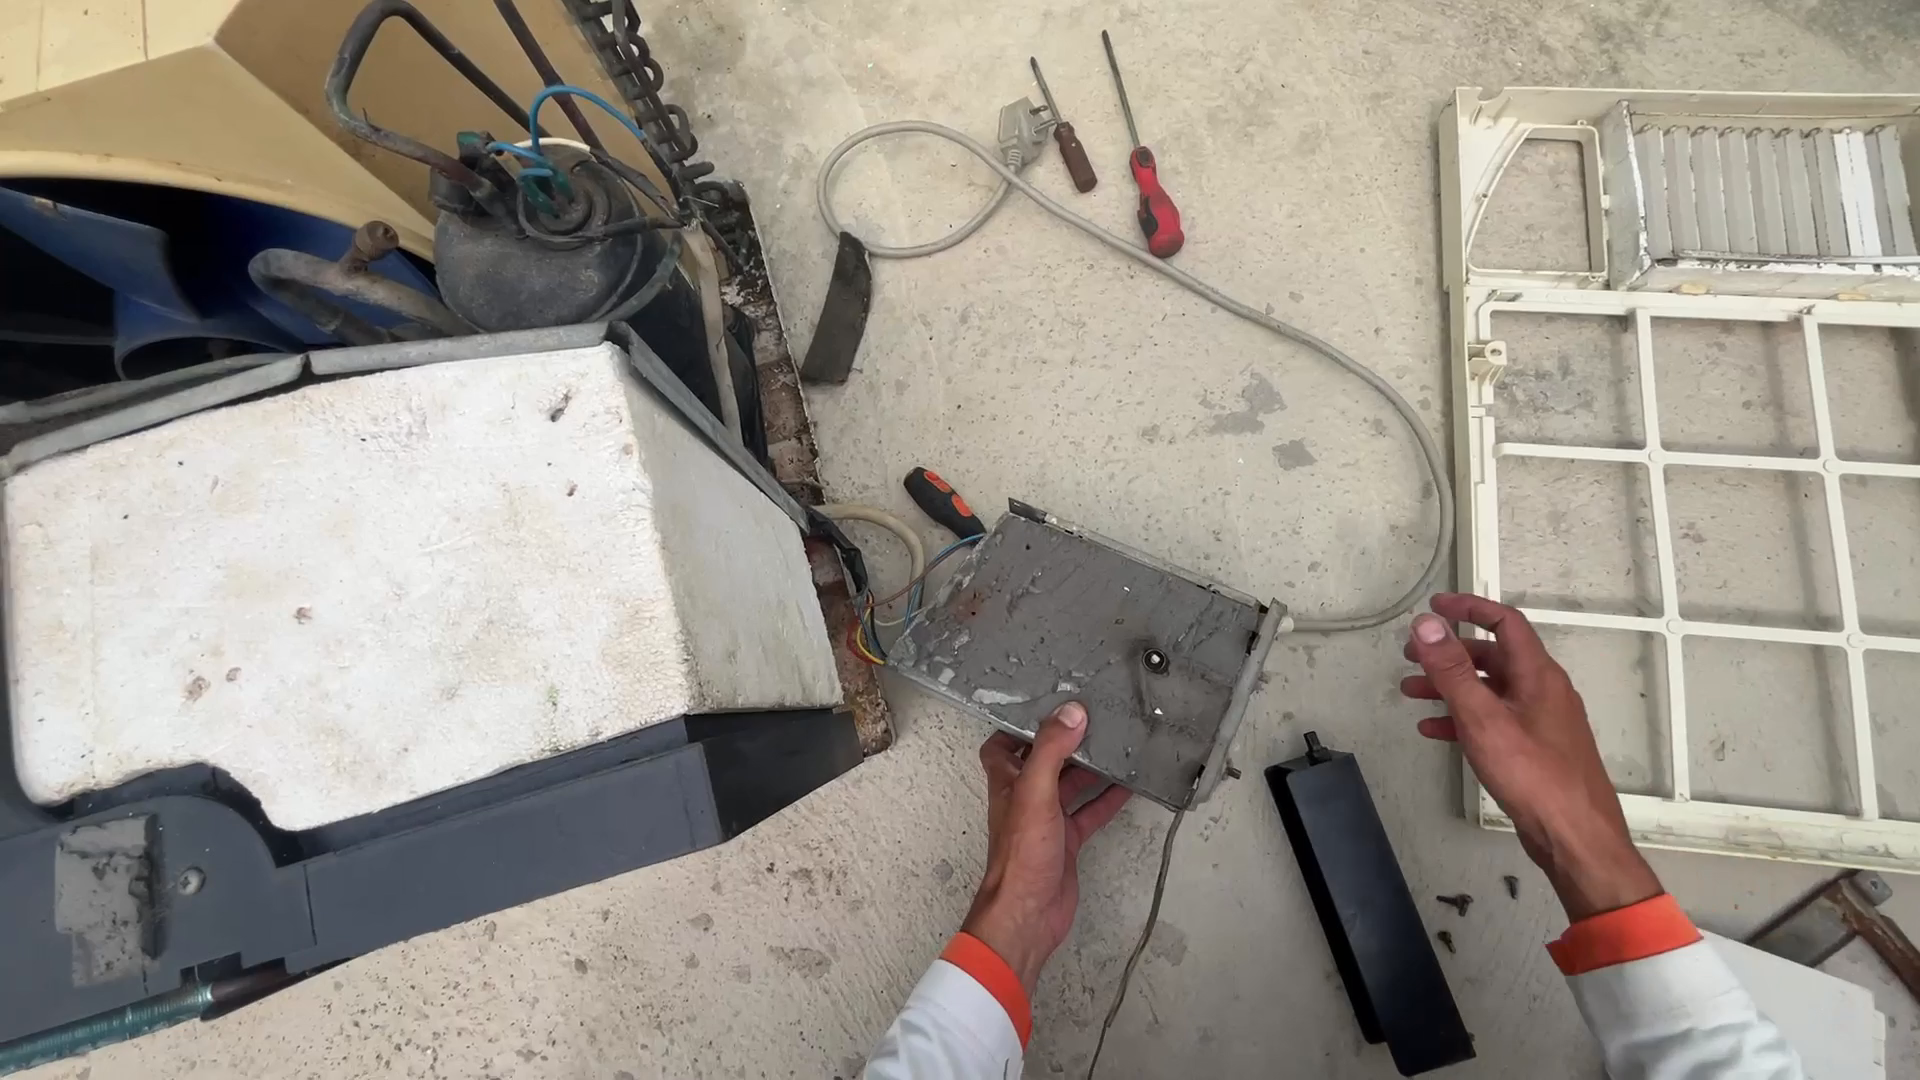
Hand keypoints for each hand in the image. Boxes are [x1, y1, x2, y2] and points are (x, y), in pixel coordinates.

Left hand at [962, 702, 1131, 992]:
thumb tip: (1070, 712)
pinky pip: (1089, 813)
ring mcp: (1046, 820)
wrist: (1028, 913)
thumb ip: (1052, 750)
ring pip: (1069, 785)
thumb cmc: (1020, 856)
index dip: (1016, 726)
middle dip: (1064, 742)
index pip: (1002, 745)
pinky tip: (1127, 789)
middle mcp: (1025, 797)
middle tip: (1091, 720)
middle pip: (1043, 761)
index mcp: (1008, 781)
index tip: (1043, 706)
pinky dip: (1106, 800)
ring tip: (1114, 746)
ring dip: (1089, 769)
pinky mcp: (1066, 840)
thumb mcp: (1035, 792)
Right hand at [1401, 593, 1661, 921]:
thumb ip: (1452, 669)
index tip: (1434, 607)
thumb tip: (1427, 624)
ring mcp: (1539, 720)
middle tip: (1410, 656)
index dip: (1470, 608)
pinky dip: (1460, 715)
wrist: (1575, 838)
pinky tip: (1433, 729)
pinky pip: (1491, 717)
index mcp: (1538, 676)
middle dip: (1448, 652)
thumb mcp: (1482, 717)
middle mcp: (1542, 691)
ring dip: (1449, 685)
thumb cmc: (1532, 773)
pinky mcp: (1532, 746)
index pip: (1506, 623)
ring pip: (1488, 688)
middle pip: (1492, 655)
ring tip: (1411, 692)